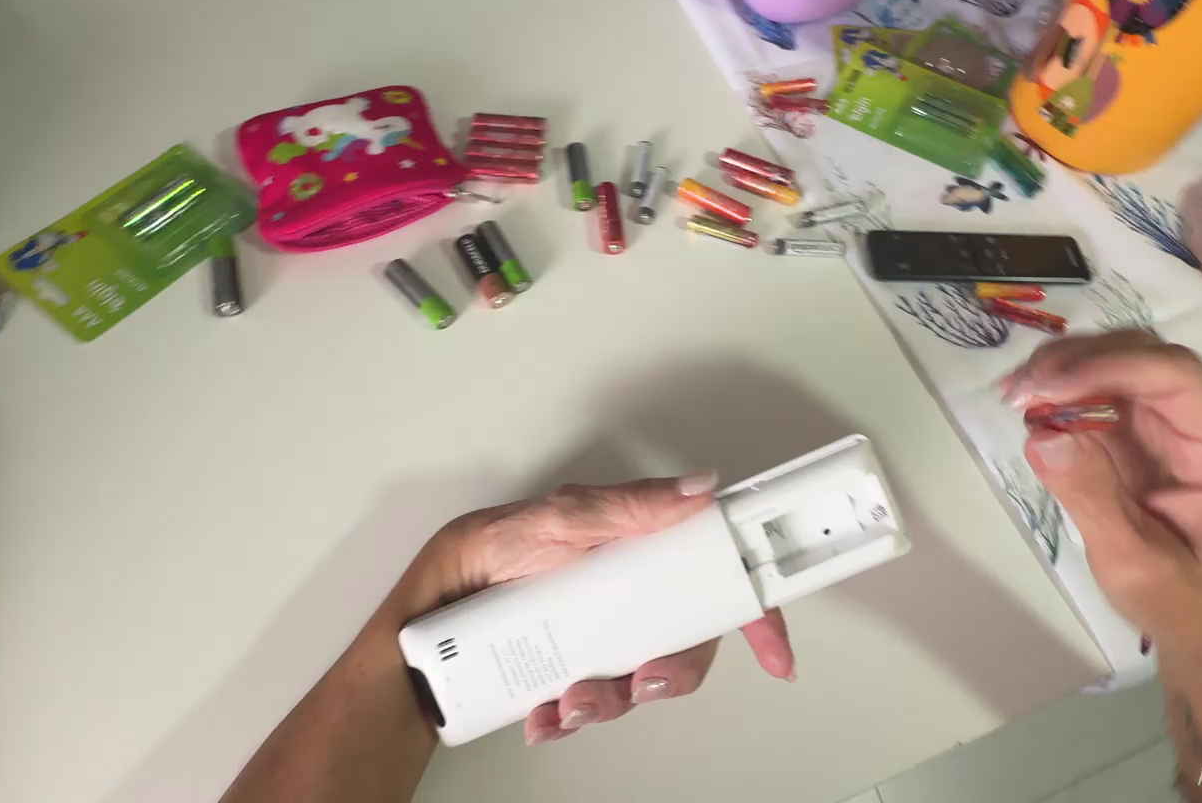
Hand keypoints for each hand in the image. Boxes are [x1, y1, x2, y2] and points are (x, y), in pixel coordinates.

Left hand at [405, 472, 794, 745]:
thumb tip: (696, 488)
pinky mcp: (576, 660)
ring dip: (614, 700)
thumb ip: (622, 508)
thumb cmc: (482, 555)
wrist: (427, 620)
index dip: (751, 603)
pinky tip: (549, 710)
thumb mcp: (551, 521)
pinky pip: (600, 700)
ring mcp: (600, 626)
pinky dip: (577, 714)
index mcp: (629, 539)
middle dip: (671, 671)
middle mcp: (623, 584)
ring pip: (643, 675)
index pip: (709, 563)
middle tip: (640, 680)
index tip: (775, 647)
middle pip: (687, 634)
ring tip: (570, 699)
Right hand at [1000, 331, 1201, 656]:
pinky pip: (1102, 383)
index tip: (1043, 388)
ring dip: (1063, 367)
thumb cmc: (1180, 603)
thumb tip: (1043, 434)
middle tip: (1020, 391)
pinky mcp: (1145, 427)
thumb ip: (1092, 498)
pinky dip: (1060, 385)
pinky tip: (1031, 406)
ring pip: (1120, 358)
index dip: (1107, 366)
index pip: (1176, 375)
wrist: (1201, 628)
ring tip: (1018, 397)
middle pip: (1145, 353)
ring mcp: (1177, 423)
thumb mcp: (1133, 564)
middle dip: (1077, 361)